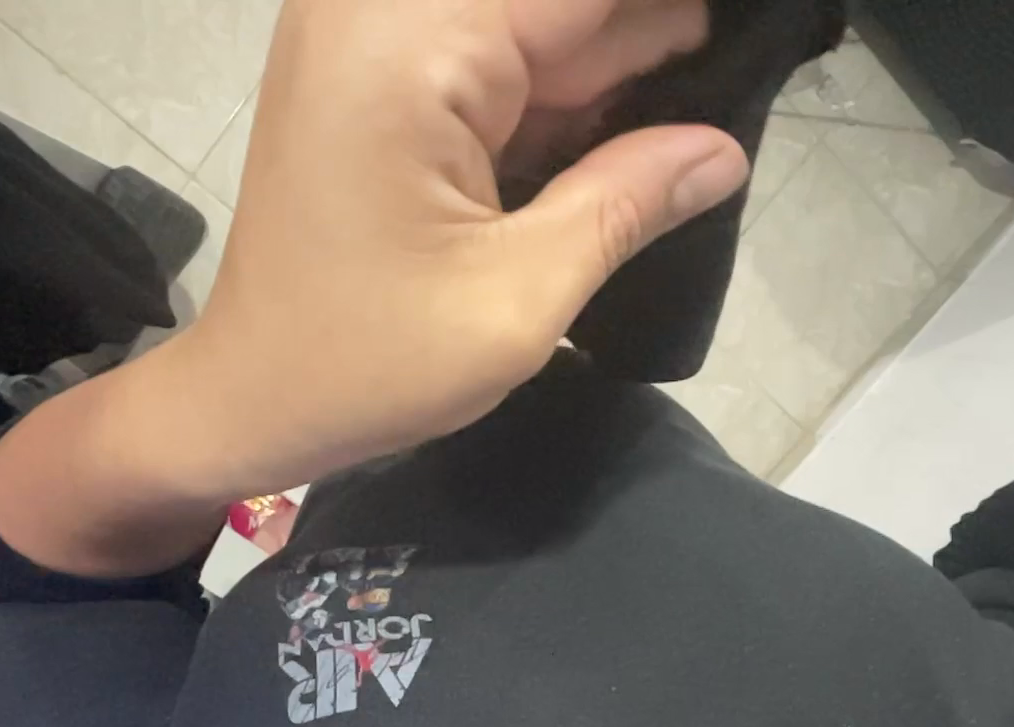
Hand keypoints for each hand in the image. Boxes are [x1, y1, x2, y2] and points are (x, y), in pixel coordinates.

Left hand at [175, 0, 748, 495]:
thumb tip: (724, 151)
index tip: (758, 46)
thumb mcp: (518, 300)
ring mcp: (375, 42)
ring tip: (692, 135)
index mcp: (414, 38)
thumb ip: (625, 206)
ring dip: (612, 81)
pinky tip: (625, 146)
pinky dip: (560, 108)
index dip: (677, 24)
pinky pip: (496, 70)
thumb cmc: (372, 366)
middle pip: (562, 4)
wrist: (254, 400)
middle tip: (738, 103)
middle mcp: (385, 8)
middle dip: (649, 49)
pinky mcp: (380, 88)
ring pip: (535, 34)